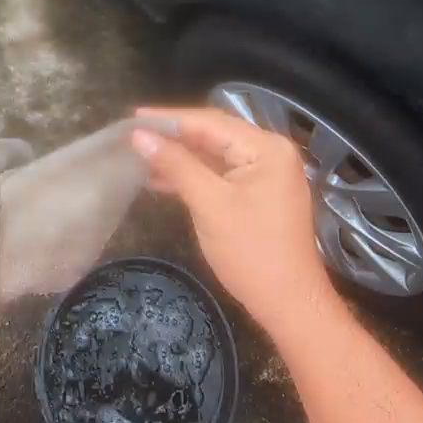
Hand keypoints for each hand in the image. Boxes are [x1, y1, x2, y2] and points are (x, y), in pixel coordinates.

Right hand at [131, 107, 339, 341]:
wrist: (289, 305)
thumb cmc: (251, 253)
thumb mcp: (209, 204)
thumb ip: (176, 164)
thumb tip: (140, 136)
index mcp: (266, 147)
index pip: (210, 122)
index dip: (169, 119)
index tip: (132, 118)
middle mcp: (270, 152)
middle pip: (214, 134)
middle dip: (173, 134)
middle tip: (133, 133)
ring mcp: (267, 174)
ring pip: (215, 154)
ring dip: (180, 156)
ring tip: (140, 155)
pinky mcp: (259, 194)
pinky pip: (221, 173)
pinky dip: (194, 174)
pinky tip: (162, 178)